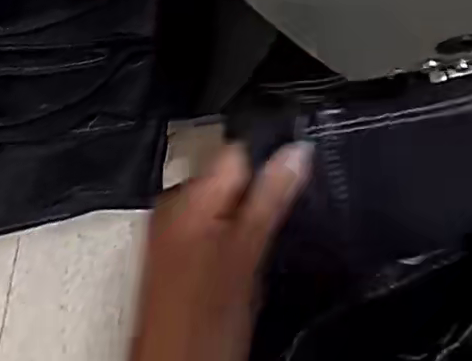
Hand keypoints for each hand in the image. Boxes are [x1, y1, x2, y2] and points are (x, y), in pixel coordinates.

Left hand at [129, 142, 312, 360]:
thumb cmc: (204, 322)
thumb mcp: (248, 252)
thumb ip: (273, 195)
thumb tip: (300, 150)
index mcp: (188, 194)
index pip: (239, 148)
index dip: (271, 159)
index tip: (292, 177)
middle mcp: (174, 205)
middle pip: (231, 175)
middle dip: (258, 193)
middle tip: (273, 225)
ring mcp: (171, 231)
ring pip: (225, 203)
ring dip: (246, 218)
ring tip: (255, 253)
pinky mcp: (174, 256)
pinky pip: (212, 226)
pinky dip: (231, 238)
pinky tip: (238, 267)